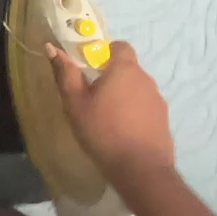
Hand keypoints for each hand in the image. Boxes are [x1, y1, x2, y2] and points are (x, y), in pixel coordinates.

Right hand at [47, 41, 175, 185]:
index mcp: (124, 69)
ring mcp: (157, 99)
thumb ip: (65, 73)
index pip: (120, 45)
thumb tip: (52, 47)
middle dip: (111, 76)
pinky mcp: (164, 119)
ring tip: (108, 117)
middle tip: (93, 95)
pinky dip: (134, 111)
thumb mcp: (75, 103)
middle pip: (128, 68)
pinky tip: (123, 130)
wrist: (141, 170)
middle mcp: (145, 79)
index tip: (91, 67)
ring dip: (123, 94)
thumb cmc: (103, 131)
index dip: (106, 52)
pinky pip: (145, 106)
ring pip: (137, 88)